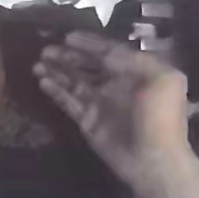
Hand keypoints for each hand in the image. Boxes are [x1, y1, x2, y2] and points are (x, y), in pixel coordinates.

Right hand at [35, 31, 197, 196]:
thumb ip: (131, 60)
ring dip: (56, 71)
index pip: (108, 51)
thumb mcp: (159, 79)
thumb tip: (102, 53)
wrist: (154, 161)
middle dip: (67, 56)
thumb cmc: (160, 118)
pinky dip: (55, 91)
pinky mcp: (87, 121)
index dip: (88, 43)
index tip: (67, 36)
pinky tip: (43, 81)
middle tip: (45, 49)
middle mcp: (116, 84)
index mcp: (136, 72)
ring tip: (38, 64)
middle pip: (87, 65)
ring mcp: (100, 103)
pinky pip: (68, 101)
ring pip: (73, 81)